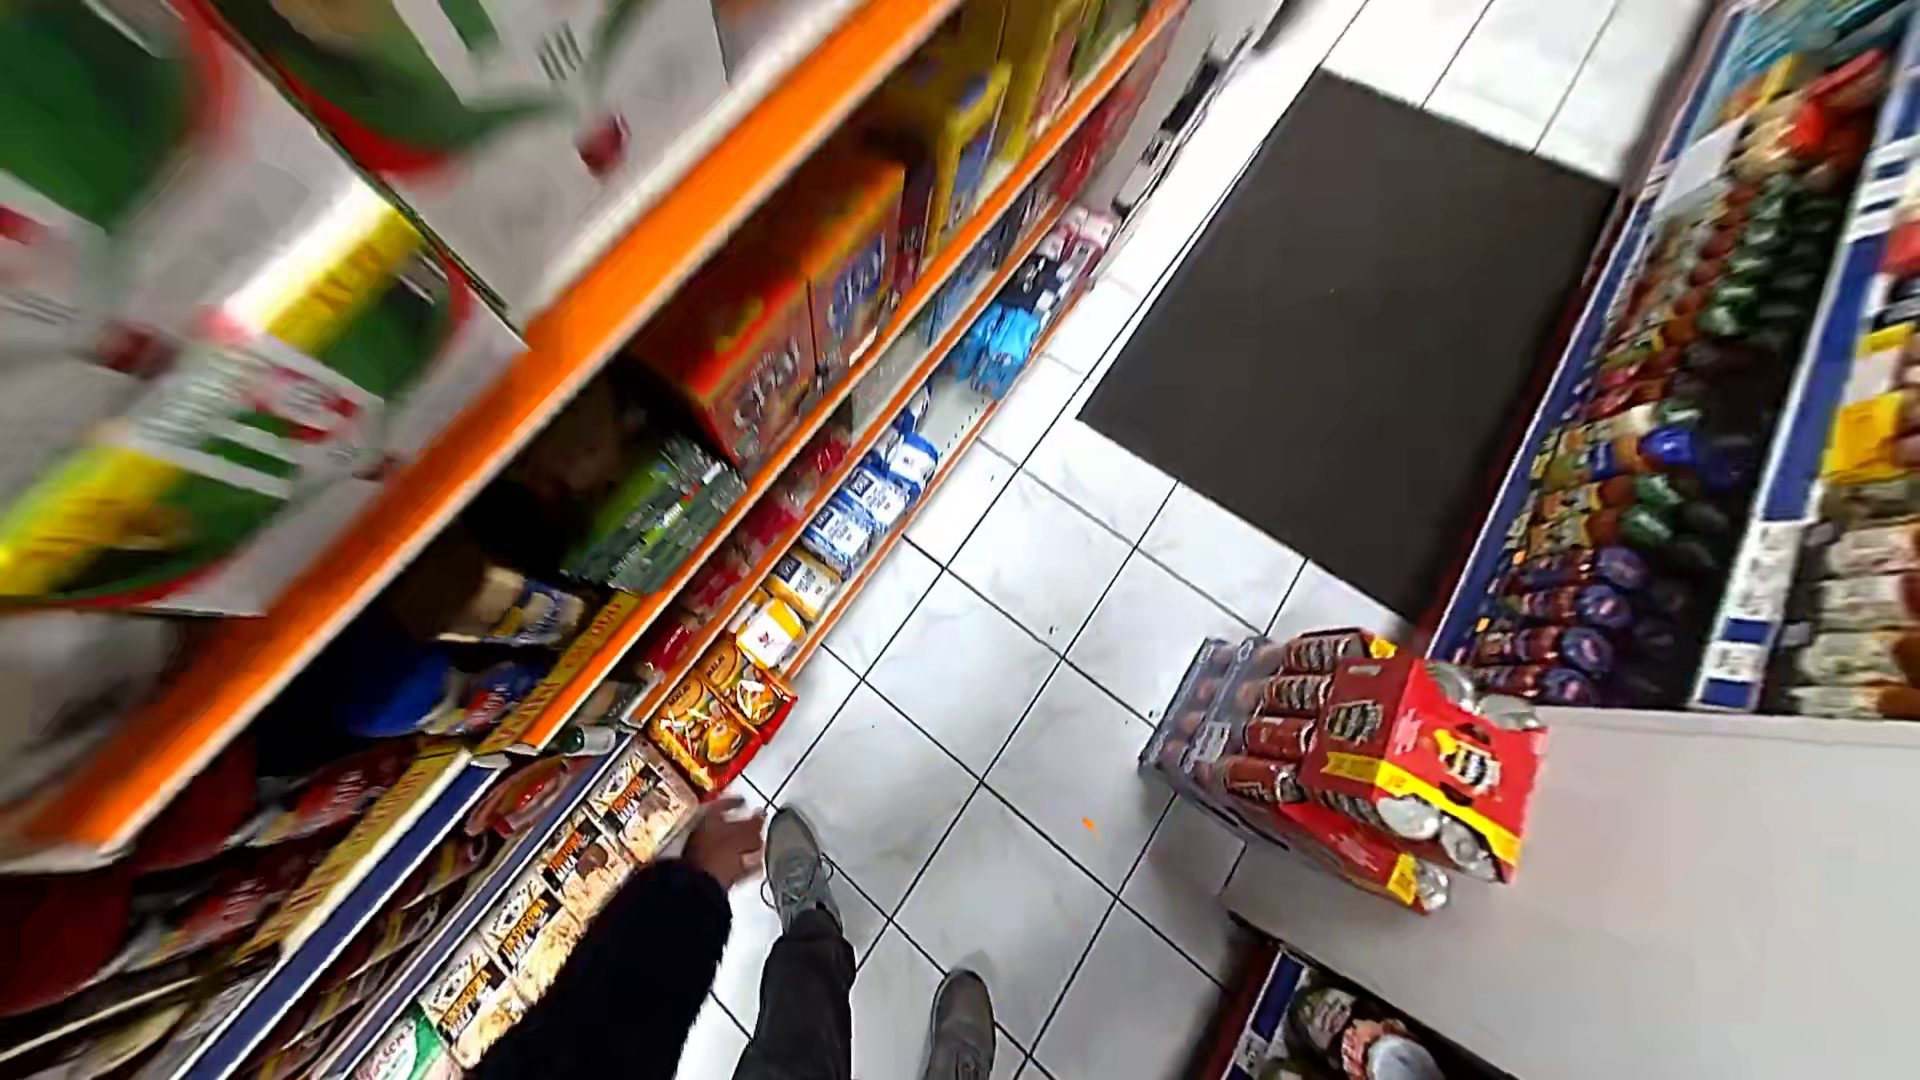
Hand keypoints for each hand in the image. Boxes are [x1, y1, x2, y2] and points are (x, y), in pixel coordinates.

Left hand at [686, 795, 765, 889]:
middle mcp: (703, 836)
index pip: (722, 804)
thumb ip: (753, 824)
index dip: (735, 802)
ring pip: (729, 847)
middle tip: (758, 828)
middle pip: (726, 827)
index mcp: (707, 820)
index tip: (745, 801)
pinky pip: (731, 864)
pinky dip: (743, 863)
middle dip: (744, 828)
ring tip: (760, 847)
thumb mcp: (742, 835)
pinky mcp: (709, 874)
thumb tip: (762, 815)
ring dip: (745, 847)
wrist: (701, 889)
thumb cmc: (718, 855)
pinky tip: (756, 866)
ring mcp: (705, 856)